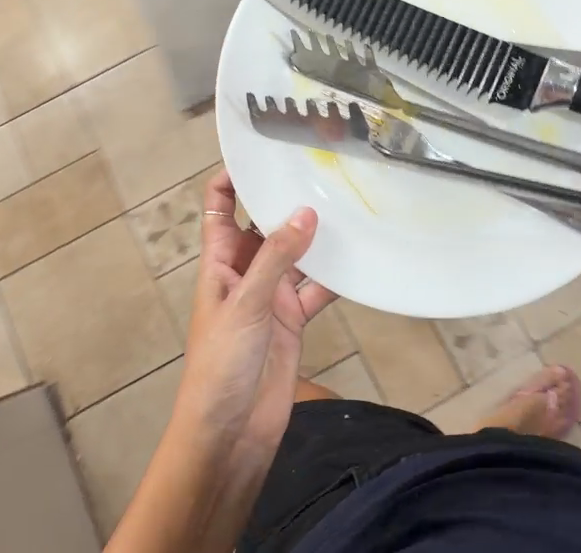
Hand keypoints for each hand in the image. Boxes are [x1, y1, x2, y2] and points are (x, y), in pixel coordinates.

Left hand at [175, 171, 337, 465]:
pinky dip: (336, 277)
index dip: (232, 176)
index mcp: (219, 260)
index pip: (220, 205)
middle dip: (285, 200)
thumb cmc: (220, 364)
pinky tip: (361, 259)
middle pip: (263, 224)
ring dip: (316, 236)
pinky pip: (318, 289)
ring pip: (296, 254)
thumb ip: (275, 259)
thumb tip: (304, 212)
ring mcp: (271, 295)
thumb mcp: (245, 304)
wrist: (230, 433)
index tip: (261, 148)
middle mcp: (245, 270)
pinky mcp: (293, 320)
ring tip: (348, 203)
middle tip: (320, 167)